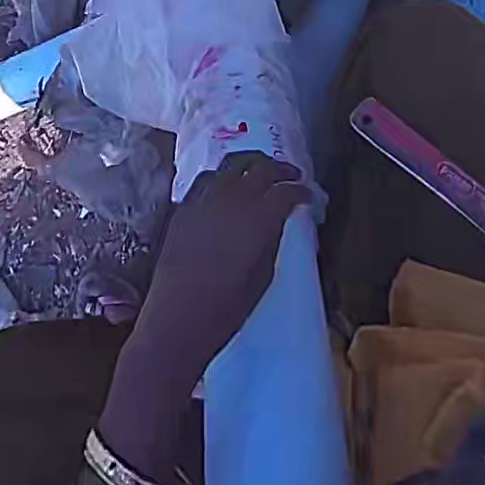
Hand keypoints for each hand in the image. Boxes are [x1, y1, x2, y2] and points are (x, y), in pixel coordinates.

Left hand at [94, 153, 309, 482]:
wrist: (177, 321)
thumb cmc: (227, 308)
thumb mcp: (264, 275)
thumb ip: (272, 239)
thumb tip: (277, 221)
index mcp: (261, 216)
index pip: (288, 191)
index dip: (301, 191)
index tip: (307, 195)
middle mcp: (235, 197)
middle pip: (263, 167)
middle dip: (281, 169)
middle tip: (291, 175)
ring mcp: (206, 197)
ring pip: (233, 163)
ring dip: (251, 163)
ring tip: (259, 170)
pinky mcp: (185, 205)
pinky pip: (207, 178)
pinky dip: (222, 176)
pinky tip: (226, 186)